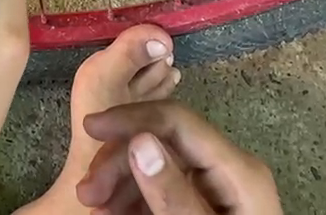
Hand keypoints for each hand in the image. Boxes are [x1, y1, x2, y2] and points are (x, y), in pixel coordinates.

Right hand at [75, 100, 282, 214]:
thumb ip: (175, 197)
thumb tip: (139, 142)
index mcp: (238, 171)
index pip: (176, 121)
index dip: (130, 119)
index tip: (89, 130)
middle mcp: (227, 170)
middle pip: (161, 142)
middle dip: (119, 161)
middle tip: (87, 193)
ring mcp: (216, 189)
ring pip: (156, 165)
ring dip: (120, 183)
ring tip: (95, 210)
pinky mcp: (203, 208)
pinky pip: (162, 190)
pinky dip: (133, 201)